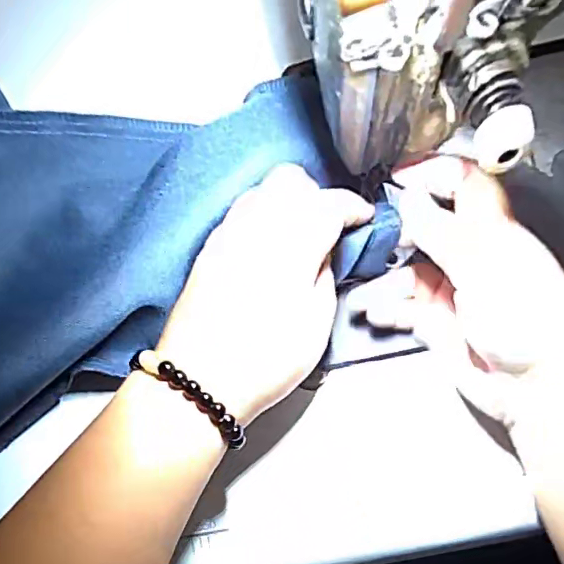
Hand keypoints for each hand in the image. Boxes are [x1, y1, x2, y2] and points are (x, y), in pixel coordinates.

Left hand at [153, 164, 373, 425]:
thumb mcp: (315, 325)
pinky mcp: (207, 252)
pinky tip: (270, 250)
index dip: (352, 207)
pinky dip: (261, 219)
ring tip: (301, 237)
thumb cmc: (260, 363)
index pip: (329, 204)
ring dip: (287, 204)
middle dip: (317, 196)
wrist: (201, 381)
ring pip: (261, 192)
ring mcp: (226, 236)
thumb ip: (325, 277)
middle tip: (332, 226)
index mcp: (291, 244)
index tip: (362, 218)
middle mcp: (255, 228)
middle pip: (291, 182)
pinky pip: (239, 215)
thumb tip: (325, 256)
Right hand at [358, 158, 563, 431]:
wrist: (538, 384)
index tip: (399, 176)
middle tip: (375, 232)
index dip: (431, 173)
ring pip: (412, 273)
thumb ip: (442, 230)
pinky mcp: (445, 329)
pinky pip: (408, 312)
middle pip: (429, 229)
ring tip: (363, 278)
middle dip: (398, 228)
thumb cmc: (535, 323)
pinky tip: (376, 309)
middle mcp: (475, 259)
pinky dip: (389, 309)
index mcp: (495, 230)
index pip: (462, 184)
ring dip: (385, 275)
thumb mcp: (482, 261)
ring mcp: (458, 295)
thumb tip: (413, 200)